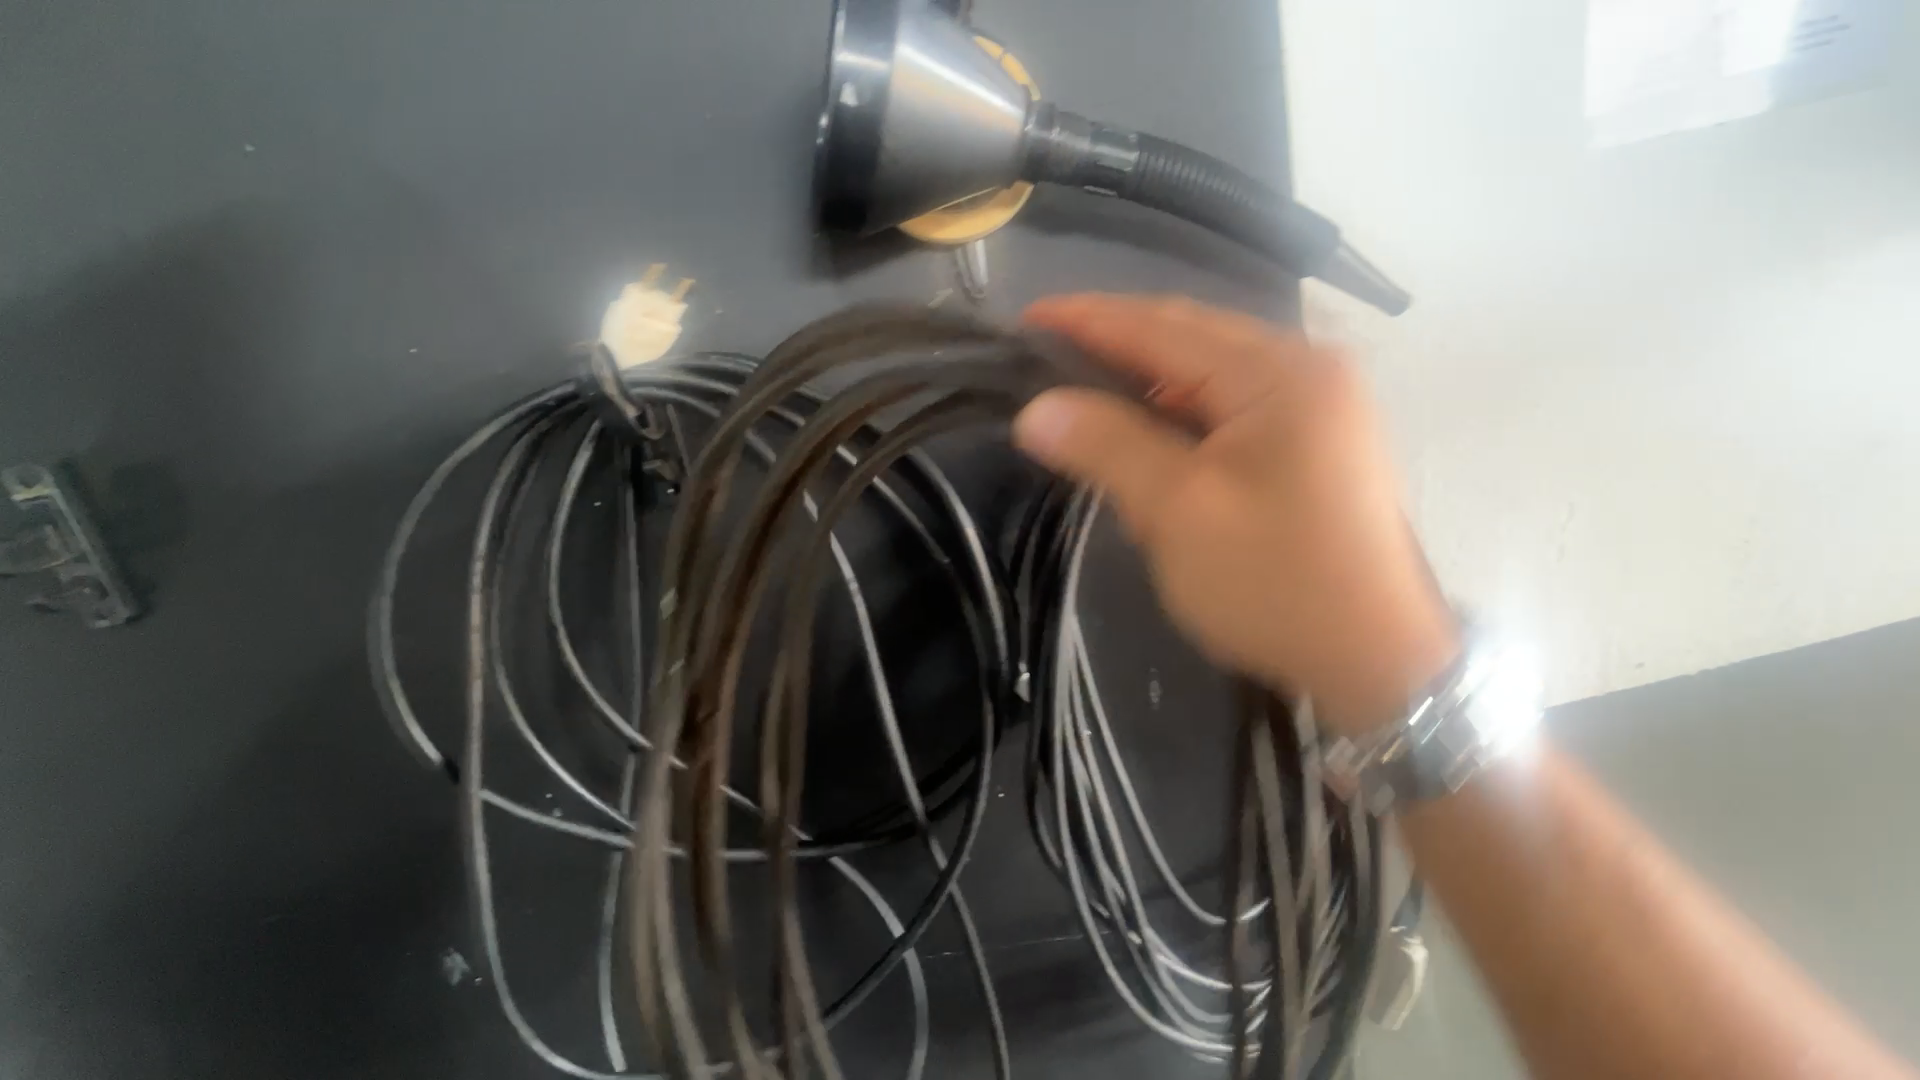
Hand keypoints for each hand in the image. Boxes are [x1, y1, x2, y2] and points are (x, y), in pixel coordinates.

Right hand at [1014, 294, 1459, 735]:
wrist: (1376, 662)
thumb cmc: (1275, 583)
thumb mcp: (1180, 512)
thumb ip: (1108, 447)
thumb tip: (1036, 410)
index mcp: (1279, 372)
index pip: (1164, 327)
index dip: (1090, 319)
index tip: (1026, 316)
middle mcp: (1307, 369)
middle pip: (1193, 336)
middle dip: (1118, 337)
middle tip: (1047, 345)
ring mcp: (1320, 404)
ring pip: (1213, 370)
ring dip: (1149, 375)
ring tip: (1085, 380)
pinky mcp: (1317, 441)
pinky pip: (1234, 403)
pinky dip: (1183, 408)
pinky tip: (1149, 424)